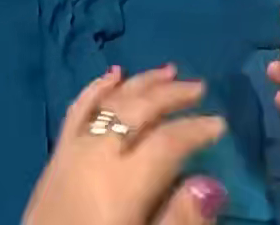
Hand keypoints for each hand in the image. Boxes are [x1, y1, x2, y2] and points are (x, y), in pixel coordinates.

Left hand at [23, 65, 228, 224]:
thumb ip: (178, 221)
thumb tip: (211, 184)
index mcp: (123, 183)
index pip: (167, 142)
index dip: (195, 129)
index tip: (221, 122)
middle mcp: (97, 153)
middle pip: (137, 110)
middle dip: (170, 95)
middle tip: (199, 86)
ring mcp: (74, 148)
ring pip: (110, 101)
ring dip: (139, 83)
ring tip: (166, 70)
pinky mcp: (58, 153)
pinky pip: (78, 108)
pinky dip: (97, 87)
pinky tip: (111, 75)